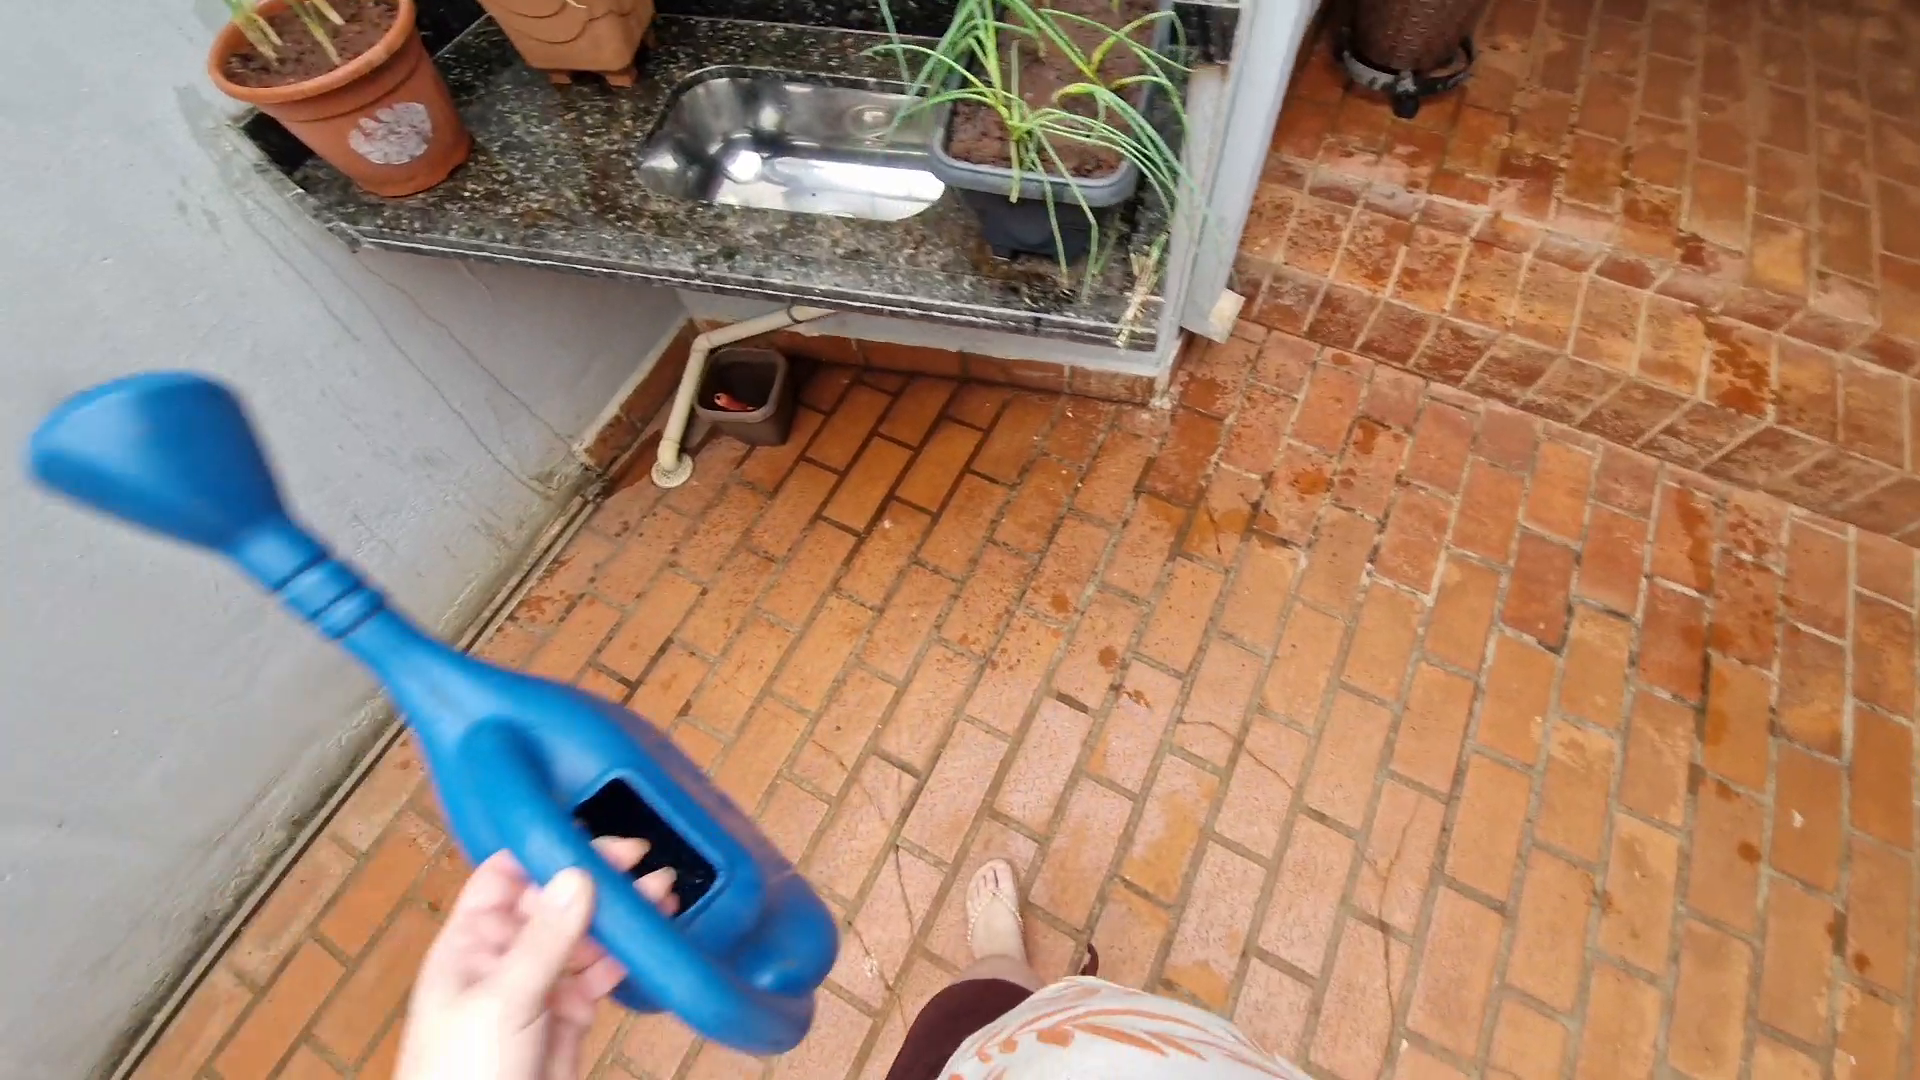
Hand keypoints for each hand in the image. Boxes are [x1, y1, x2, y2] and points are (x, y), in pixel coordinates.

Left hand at [397, 839, 677, 1079]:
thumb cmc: (469, 1073)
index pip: (504, 877)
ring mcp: (541, 983)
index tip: (592, 834)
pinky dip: (630, 948)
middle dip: (597, 875)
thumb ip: (546, 937)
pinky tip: (656, 930)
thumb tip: (580, 871)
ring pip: (587, 930)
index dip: (544, 851)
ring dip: (624, 908)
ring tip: (665, 889)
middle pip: (555, 897)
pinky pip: (603, 967)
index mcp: (471, 944)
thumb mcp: (502, 1002)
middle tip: (641, 857)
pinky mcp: (571, 1010)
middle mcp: (506, 955)